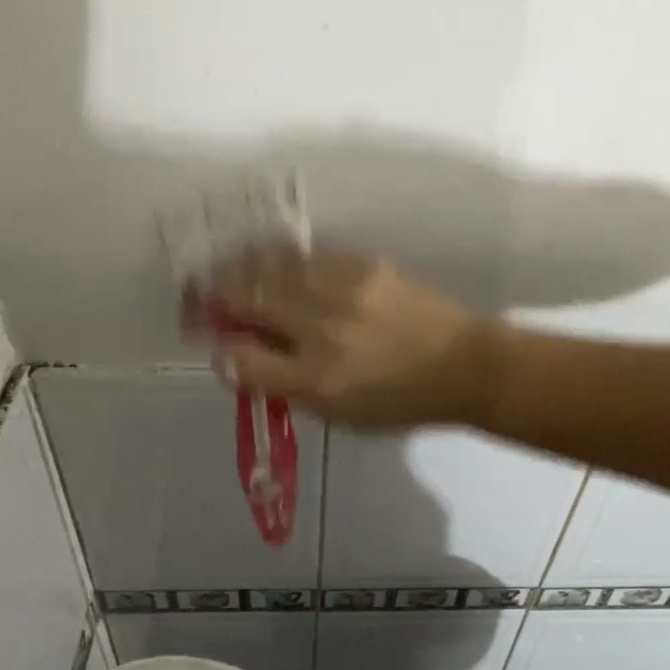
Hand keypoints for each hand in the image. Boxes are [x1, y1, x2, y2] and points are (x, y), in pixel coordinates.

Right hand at [188, 244, 496, 426]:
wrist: (466, 363)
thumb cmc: (402, 401)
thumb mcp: (340, 414)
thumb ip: (285, 385)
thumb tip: (240, 357)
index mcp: (317, 379)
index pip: (244, 359)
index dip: (220, 346)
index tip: (211, 335)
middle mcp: (324, 331)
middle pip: (250, 298)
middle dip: (218, 291)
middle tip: (203, 289)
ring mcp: (345, 291)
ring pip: (275, 266)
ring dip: (245, 266)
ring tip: (231, 267)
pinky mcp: (365, 265)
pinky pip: (310, 255)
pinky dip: (284, 258)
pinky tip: (276, 260)